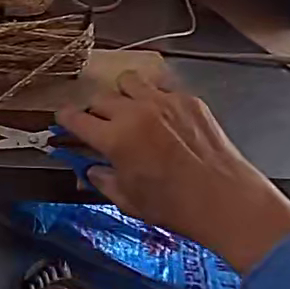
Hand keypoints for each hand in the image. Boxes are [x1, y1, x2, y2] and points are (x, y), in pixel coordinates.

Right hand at [57, 72, 289, 272]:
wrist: (225, 200)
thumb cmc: (174, 207)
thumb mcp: (128, 201)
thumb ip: (103, 180)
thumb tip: (92, 170)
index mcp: (114, 138)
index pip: (76, 118)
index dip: (65, 120)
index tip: (64, 121)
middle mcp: (135, 113)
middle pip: (100, 99)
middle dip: (95, 113)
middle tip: (102, 127)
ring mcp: (163, 102)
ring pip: (128, 82)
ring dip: (122, 95)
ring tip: (129, 111)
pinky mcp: (188, 99)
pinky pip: (160, 87)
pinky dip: (153, 97)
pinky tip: (160, 115)